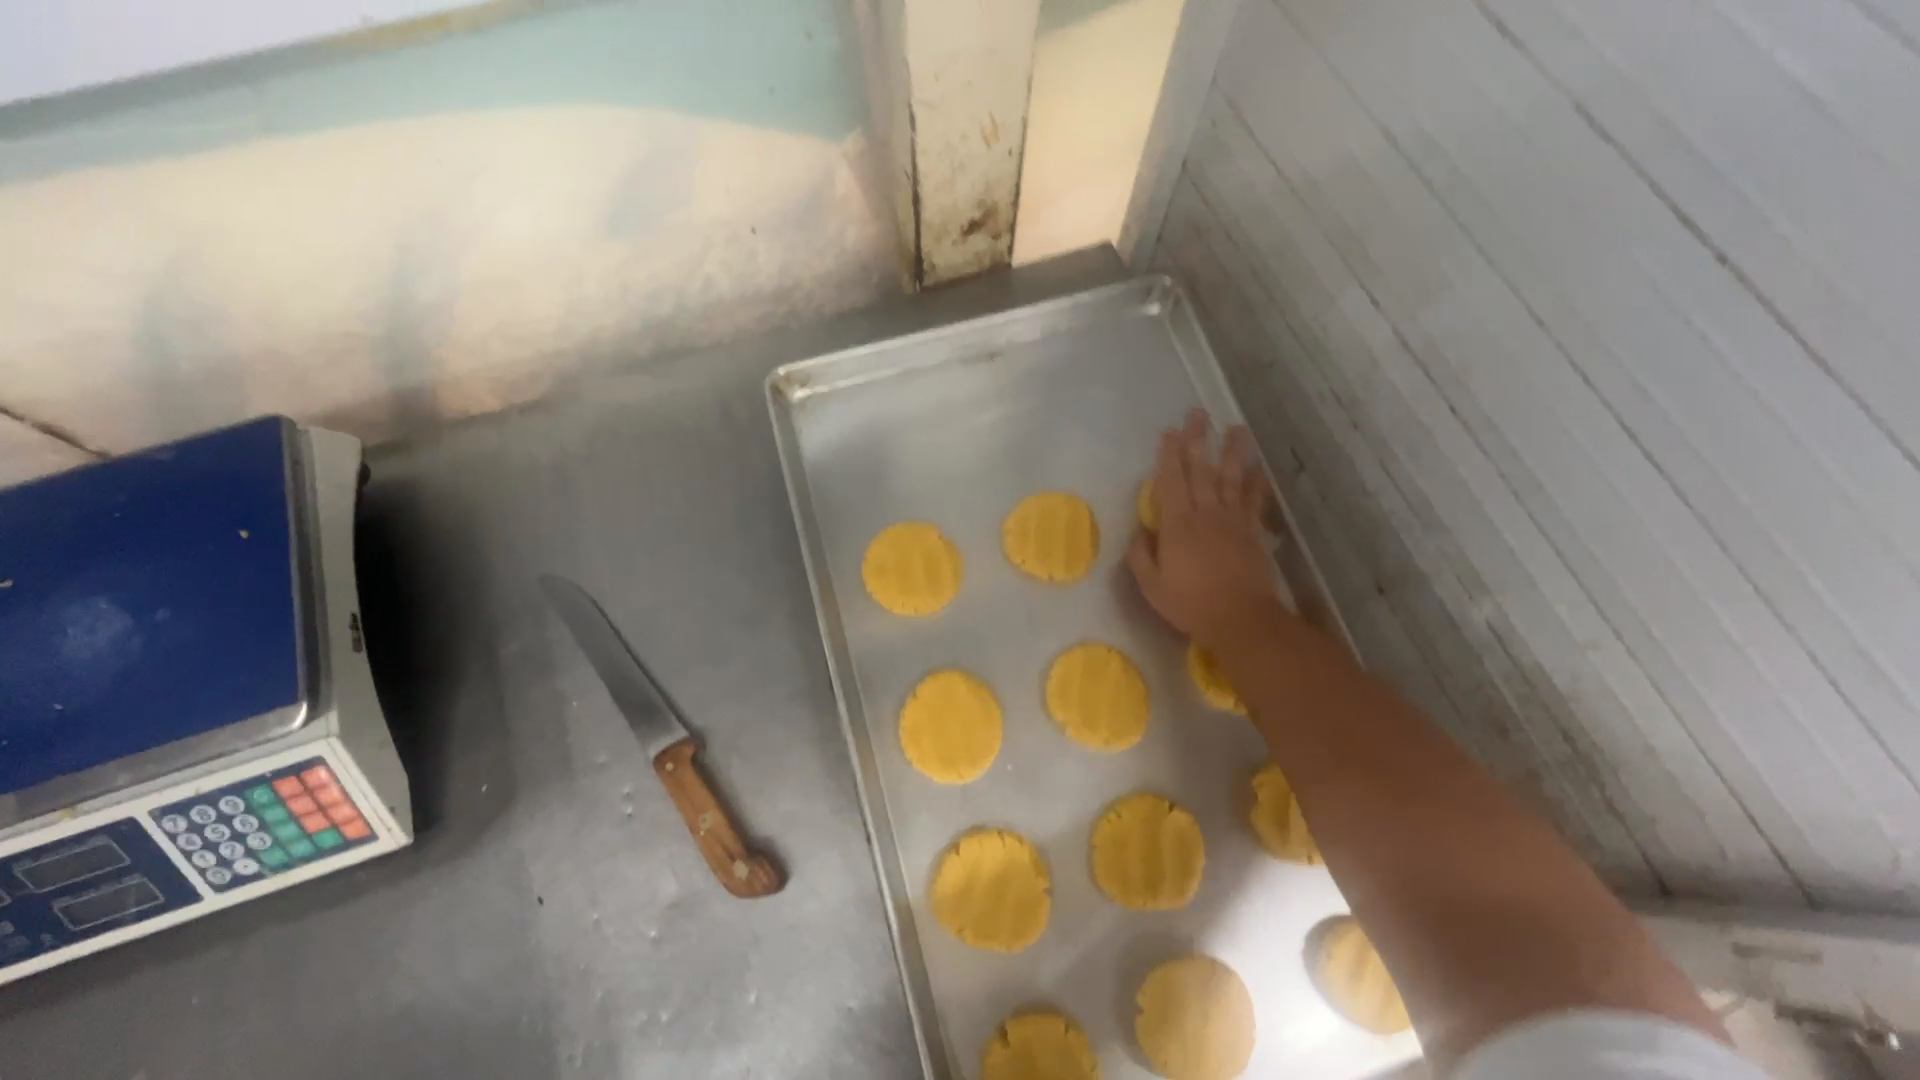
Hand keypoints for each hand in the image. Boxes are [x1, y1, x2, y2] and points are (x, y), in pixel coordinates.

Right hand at [1127, 410, 1287, 646]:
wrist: (1242, 619)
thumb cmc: (1191, 605)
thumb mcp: (1152, 587)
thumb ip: (1141, 558)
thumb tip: (1139, 535)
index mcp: (1177, 525)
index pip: (1170, 481)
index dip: (1168, 456)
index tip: (1168, 432)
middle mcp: (1206, 514)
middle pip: (1201, 470)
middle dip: (1198, 440)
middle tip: (1198, 413)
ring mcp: (1233, 521)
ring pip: (1231, 478)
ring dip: (1232, 451)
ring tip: (1235, 428)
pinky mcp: (1252, 533)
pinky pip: (1254, 501)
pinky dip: (1256, 482)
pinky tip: (1258, 468)